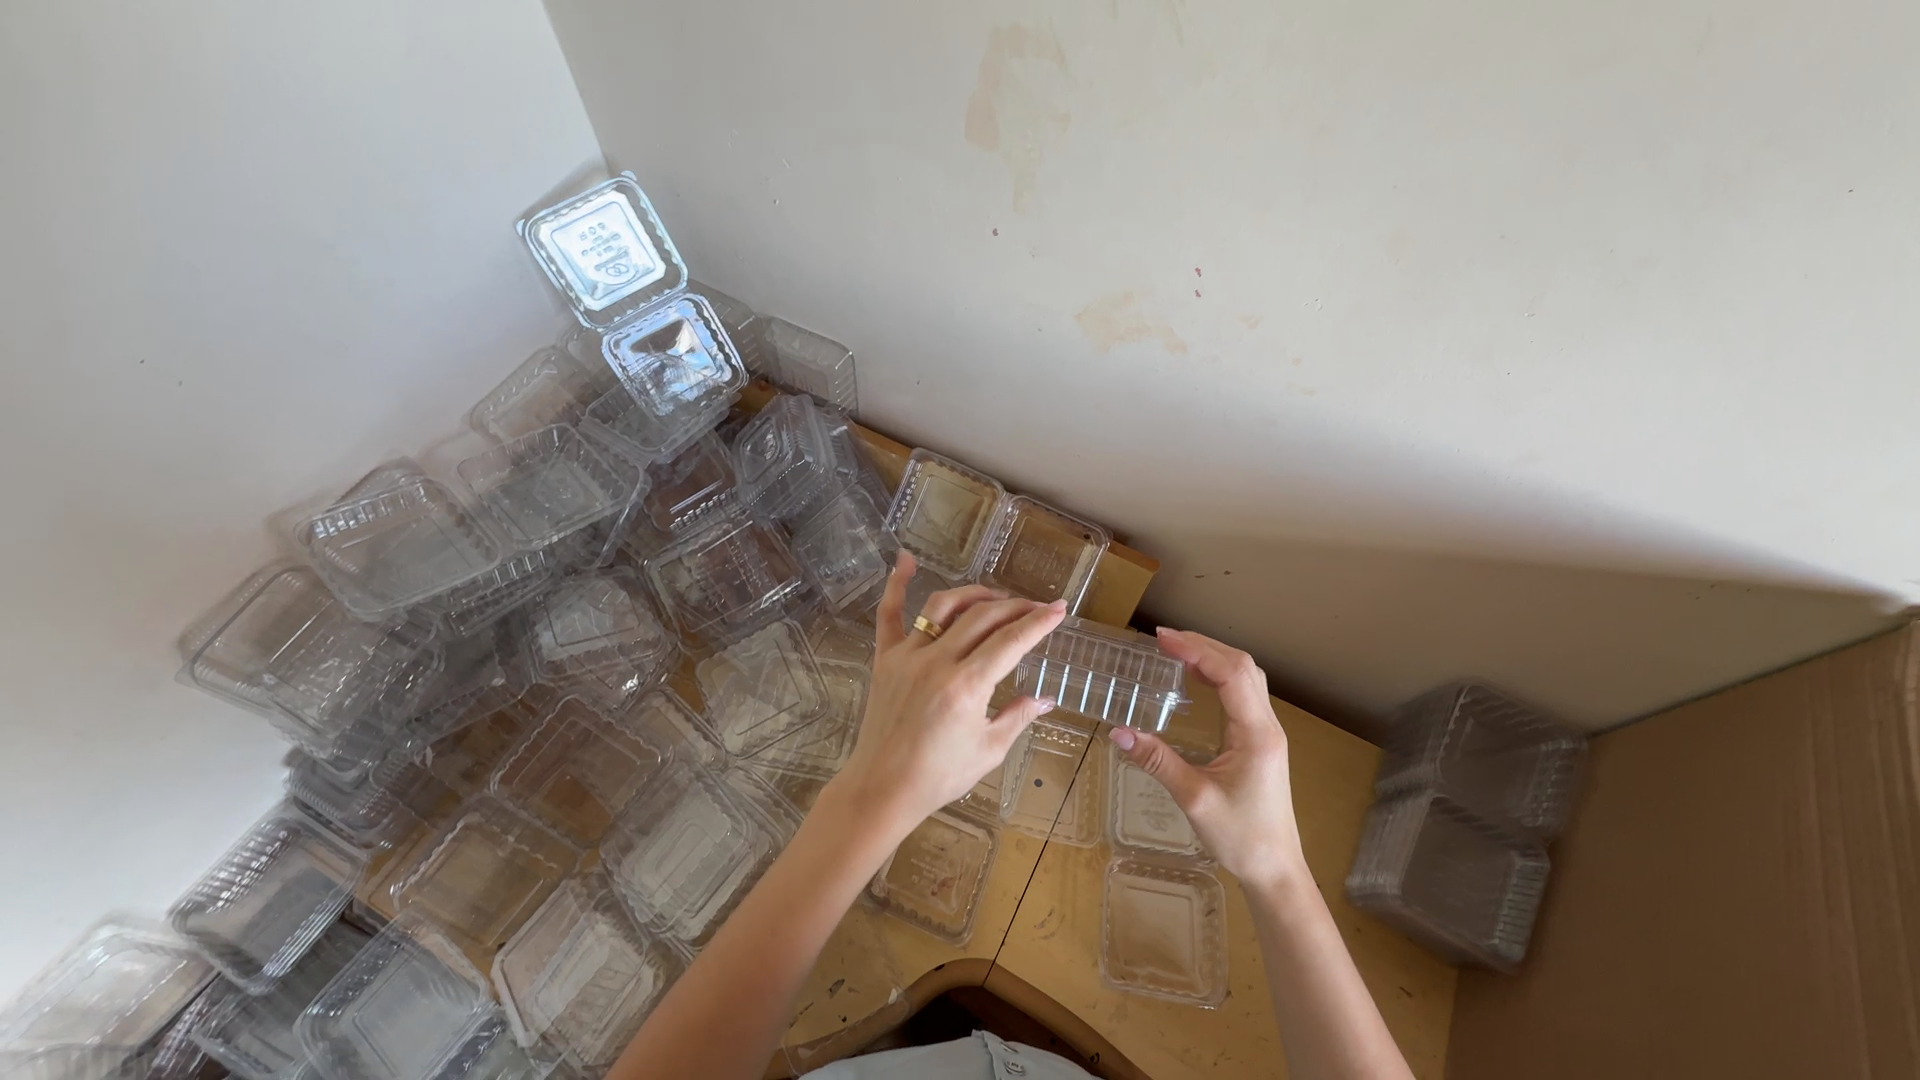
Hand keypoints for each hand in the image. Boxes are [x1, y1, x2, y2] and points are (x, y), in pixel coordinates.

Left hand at [830, 552, 1066, 830]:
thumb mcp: (989, 750)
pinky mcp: (885, 659)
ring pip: (944, 607)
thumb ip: (1017, 717)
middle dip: (1016, 607)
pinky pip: (889, 615)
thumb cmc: (939, 776)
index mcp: (966, 686)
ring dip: (974, 595)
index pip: (1011, 641)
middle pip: (983, 617)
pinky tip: (906, 559)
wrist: (883, 788)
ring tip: (996, 599)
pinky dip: (896, 584)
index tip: (1059, 608)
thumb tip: (1045, 699)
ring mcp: (907, 656)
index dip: (1038, 622)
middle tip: (1036, 608)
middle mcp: (937, 661)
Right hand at [1108, 628, 1308, 890]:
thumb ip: (1157, 761)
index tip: (1163, 639)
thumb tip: (1118, 733)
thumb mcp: (1193, 798)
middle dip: (1204, 645)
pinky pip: (1244, 695)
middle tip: (1164, 638)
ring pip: (1247, 678)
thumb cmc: (1239, 836)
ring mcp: (1267, 733)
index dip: (1198, 650)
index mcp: (1256, 734)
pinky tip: (1198, 679)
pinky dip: (1220, 676)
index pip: (1231, 674)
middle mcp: (1267, 726)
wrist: (1275, 869)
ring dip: (1214, 657)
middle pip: (1243, 667)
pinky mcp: (1261, 742)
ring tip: (1177, 650)